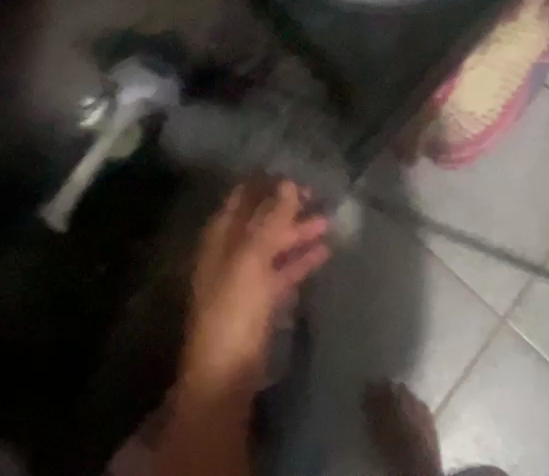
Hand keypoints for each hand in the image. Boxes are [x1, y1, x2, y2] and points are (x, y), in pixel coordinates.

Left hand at [179, 180, 331, 398]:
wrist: (224, 375)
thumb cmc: (233, 311)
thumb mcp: (251, 260)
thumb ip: (270, 221)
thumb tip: (288, 183)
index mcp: (219, 239)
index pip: (242, 199)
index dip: (266, 185)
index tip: (297, 173)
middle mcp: (230, 254)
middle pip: (259, 222)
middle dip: (287, 208)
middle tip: (319, 195)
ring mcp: (245, 280)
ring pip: (273, 247)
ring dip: (298, 233)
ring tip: (329, 220)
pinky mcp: (261, 304)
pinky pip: (282, 273)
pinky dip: (300, 261)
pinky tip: (324, 251)